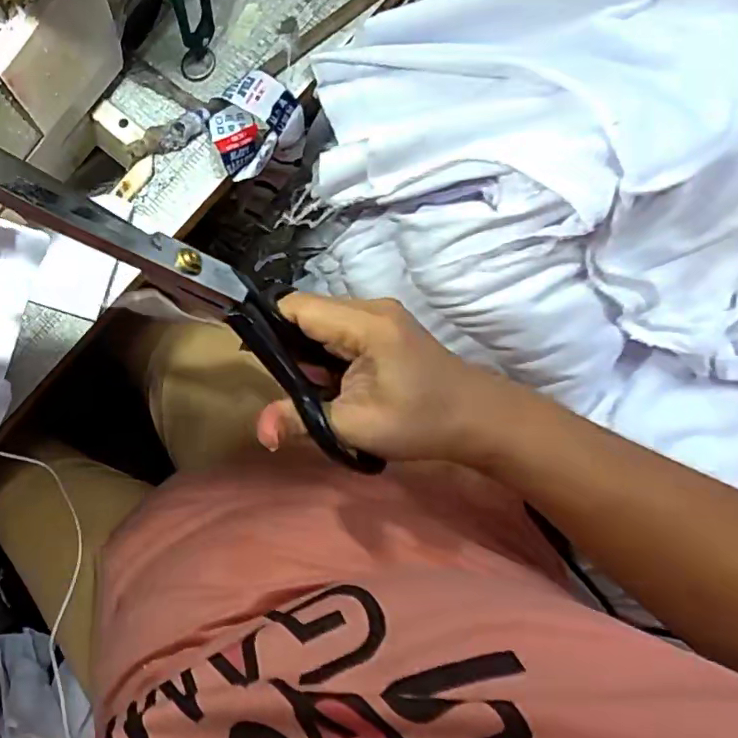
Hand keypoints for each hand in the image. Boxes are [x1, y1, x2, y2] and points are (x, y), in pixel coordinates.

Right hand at [256, 293, 516, 464]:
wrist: (482, 421)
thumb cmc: (421, 422)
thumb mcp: (356, 426)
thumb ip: (301, 421)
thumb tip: (260, 432)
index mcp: (365, 323)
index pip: (297, 306)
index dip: (269, 327)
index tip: (256, 359)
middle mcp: (370, 308)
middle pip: (307, 312)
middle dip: (288, 345)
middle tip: (286, 383)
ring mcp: (379, 316)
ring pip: (321, 322)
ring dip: (307, 352)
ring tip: (311, 385)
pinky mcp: (383, 328)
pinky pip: (337, 330)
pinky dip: (325, 354)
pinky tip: (330, 382)